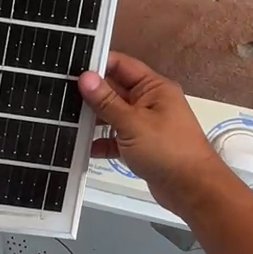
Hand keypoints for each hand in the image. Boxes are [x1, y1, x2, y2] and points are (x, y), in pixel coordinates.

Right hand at [78, 52, 229, 216]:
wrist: (193, 190)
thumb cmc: (167, 150)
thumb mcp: (132, 123)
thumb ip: (106, 101)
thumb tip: (84, 77)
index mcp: (153, 88)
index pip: (121, 65)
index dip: (96, 63)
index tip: (69, 68)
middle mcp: (149, 102)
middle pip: (114, 89)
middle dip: (90, 93)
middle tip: (59, 93)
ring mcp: (144, 124)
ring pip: (112, 115)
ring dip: (93, 118)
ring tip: (64, 118)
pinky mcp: (140, 146)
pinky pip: (115, 138)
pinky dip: (101, 142)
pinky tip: (83, 147)